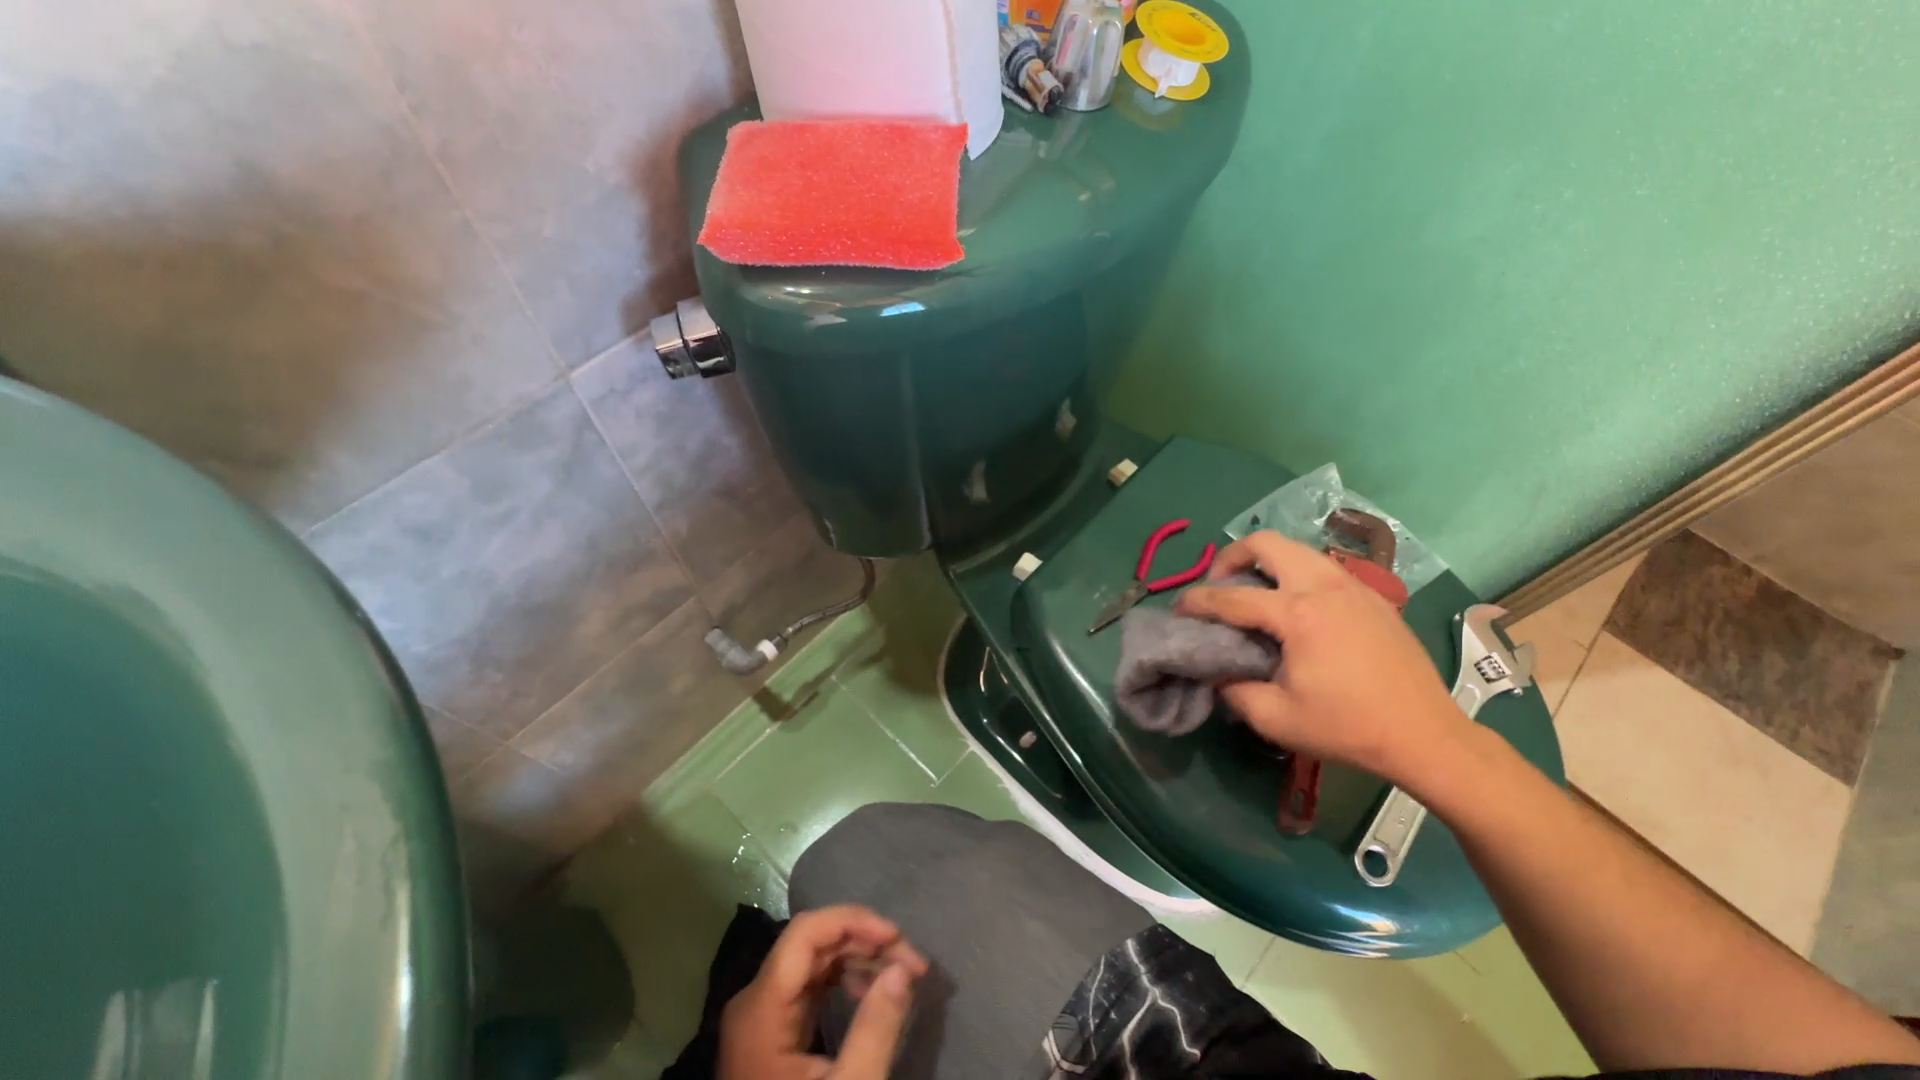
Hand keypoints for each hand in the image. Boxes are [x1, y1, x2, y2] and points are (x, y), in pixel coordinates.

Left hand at [719, 905, 928, 1079]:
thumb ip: (876, 1029)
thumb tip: (904, 968)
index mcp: (761, 1008)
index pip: (806, 933)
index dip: (853, 922)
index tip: (900, 939)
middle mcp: (755, 1000)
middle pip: (812, 943)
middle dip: (866, 942)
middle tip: (916, 966)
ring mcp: (762, 1015)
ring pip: (814, 962)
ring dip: (860, 959)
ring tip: (903, 978)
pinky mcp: (773, 1030)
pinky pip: (811, 986)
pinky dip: (846, 980)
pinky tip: (874, 993)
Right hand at [1176, 530, 1469, 784]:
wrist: (1425, 734)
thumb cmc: (1347, 728)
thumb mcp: (1275, 718)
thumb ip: (1234, 690)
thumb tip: (1217, 673)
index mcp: (1298, 614)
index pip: (1232, 596)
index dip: (1198, 601)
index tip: (1178, 609)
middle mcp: (1325, 586)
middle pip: (1269, 543)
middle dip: (1233, 556)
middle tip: (1220, 584)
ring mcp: (1355, 587)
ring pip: (1300, 550)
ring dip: (1269, 562)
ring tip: (1256, 592)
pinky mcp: (1375, 598)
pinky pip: (1326, 569)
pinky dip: (1299, 575)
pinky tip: (1298, 609)